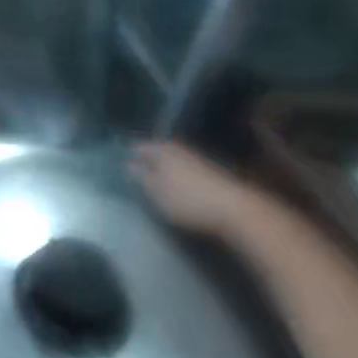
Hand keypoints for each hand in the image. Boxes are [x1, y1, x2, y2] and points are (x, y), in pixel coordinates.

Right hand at [131, 141, 265, 236]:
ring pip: (173, 160)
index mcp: (163, 150)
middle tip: (135, 172)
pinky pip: (186, 169)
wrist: (237, 210)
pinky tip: (176, 186)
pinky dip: (177, 175)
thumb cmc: (189, 200)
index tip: (120, 165)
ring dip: (163, 168)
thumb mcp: (157, 192)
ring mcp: (198, 160)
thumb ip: (140, 177)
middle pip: (158, 151)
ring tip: (154, 181)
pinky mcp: (211, 173)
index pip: (140, 147)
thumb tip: (127, 164)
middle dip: (147, 160)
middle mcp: (180, 150)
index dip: (129, 155)